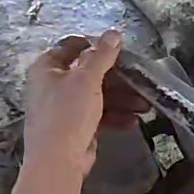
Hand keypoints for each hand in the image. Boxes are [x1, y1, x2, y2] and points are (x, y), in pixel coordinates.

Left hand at [22, 31, 147, 175]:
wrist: (58, 160)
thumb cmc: (68, 113)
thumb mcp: (87, 79)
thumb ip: (102, 55)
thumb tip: (115, 33)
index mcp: (48, 68)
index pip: (73, 46)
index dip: (96, 46)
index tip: (121, 51)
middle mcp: (54, 85)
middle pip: (91, 74)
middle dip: (119, 80)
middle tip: (141, 82)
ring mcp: (65, 107)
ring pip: (98, 96)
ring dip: (122, 100)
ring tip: (145, 106)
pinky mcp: (76, 127)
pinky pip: (99, 115)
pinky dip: (115, 116)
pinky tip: (134, 122)